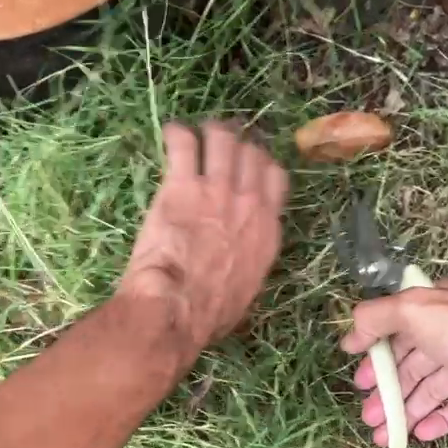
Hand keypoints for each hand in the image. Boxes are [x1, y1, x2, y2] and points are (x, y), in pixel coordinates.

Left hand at [119, 121, 289, 350]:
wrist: (178, 309)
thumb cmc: (210, 315)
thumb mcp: (246, 293)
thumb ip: (249, 265)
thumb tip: (240, 269)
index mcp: (267, 231)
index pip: (275, 178)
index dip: (262, 166)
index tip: (249, 166)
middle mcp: (247, 203)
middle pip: (251, 152)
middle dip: (237, 144)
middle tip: (221, 144)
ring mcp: (215, 190)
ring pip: (222, 138)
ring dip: (211, 132)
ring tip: (198, 136)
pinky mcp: (180, 185)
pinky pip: (183, 142)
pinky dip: (177, 134)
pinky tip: (172, 135)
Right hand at [338, 278, 447, 445]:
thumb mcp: (417, 310)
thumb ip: (377, 317)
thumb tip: (350, 335)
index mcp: (444, 303)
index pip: (402, 324)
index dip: (377, 349)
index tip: (359, 374)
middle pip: (414, 361)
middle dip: (388, 389)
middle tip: (368, 414)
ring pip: (432, 388)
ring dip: (406, 410)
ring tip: (384, 435)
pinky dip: (436, 421)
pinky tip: (417, 435)